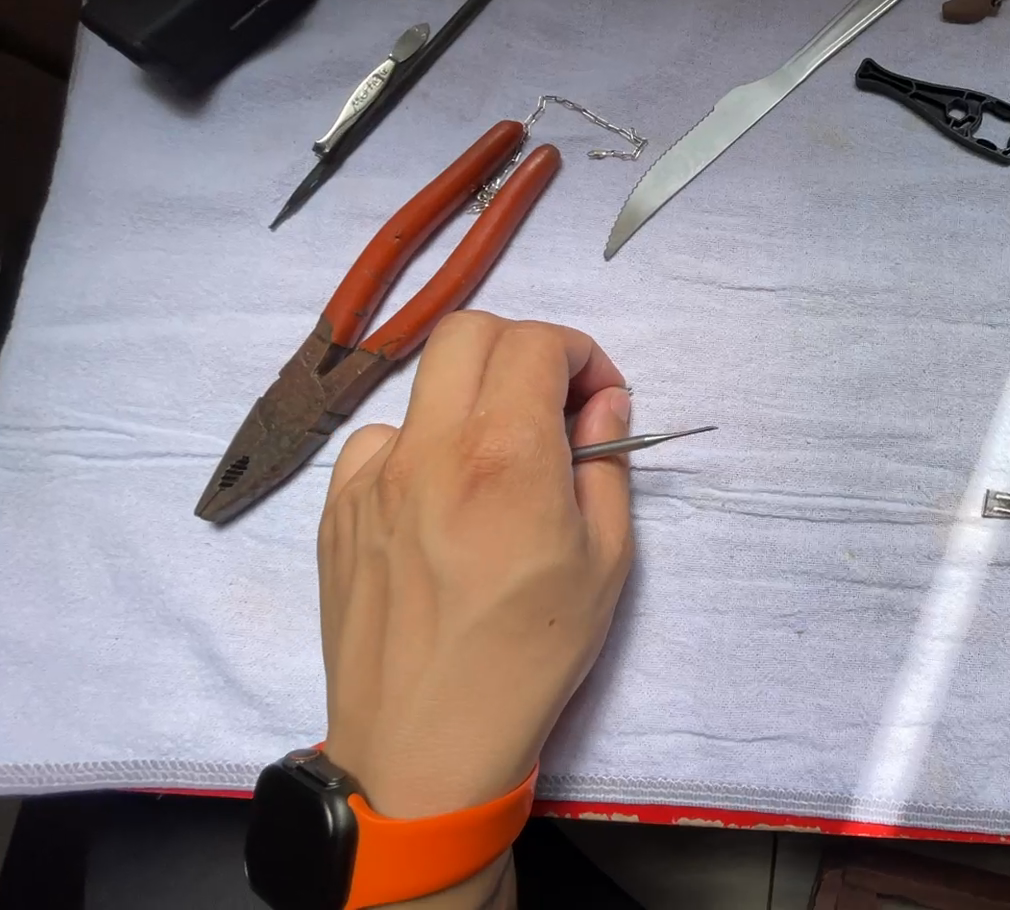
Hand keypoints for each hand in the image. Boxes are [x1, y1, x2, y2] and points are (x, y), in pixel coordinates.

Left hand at [317, 312, 634, 906]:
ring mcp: (370, 478)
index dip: (583, 353)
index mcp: (507, 457)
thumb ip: (607, 462)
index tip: (602, 400)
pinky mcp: (335, 512)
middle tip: (558, 404)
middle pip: (469, 333)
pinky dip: (427, 442)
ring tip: (504, 460)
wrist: (428, 740)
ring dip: (479, 397)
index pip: (536, 342)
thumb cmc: (539, 647)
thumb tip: (604, 401)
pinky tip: (446, 497)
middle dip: (528, 348)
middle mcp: (430, 449)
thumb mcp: (609, 555)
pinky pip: (383, 441)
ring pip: (426, 383)